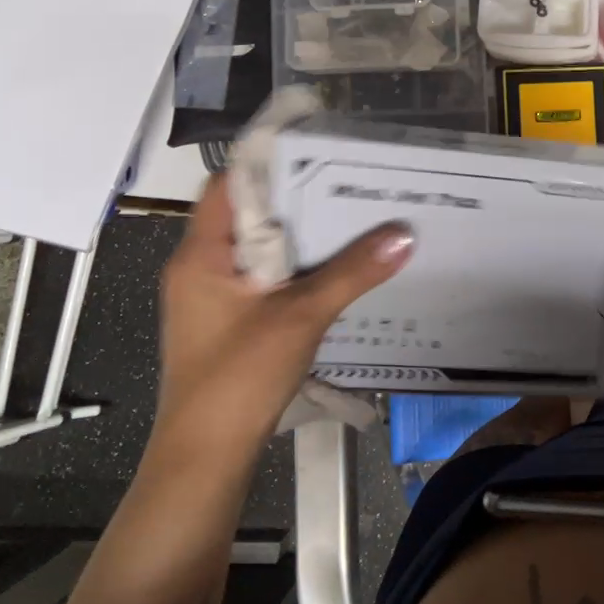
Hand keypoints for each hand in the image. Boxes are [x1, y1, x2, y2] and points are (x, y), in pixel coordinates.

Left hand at [154, 176, 413, 446]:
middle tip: (353, 182)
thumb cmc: (238, 377)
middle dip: (300, 197)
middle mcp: (201, 268)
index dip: (269, 162)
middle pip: (250, 214)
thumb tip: (403, 234)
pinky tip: (340, 268)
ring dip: (305, 234)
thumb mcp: (301, 316)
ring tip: (356, 218)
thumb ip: (352, 272)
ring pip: (262, 247)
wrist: (206, 454)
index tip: (320, 149)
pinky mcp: (232, 321)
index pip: (229, 186)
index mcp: (201, 256)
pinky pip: (269, 276)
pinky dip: (301, 265)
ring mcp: (214, 297)